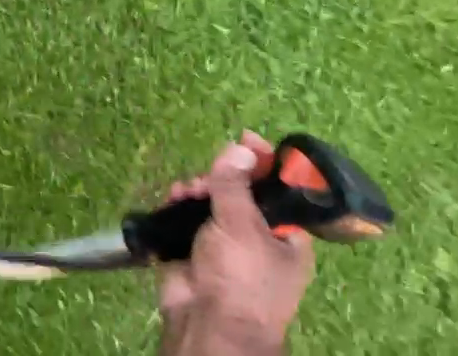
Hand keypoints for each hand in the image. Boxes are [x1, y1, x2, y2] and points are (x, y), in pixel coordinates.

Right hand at [158, 131, 315, 355]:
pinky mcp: (194, 246)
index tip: (246, 138)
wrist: (208, 319)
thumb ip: (235, 185)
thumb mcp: (241, 225)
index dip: (265, 163)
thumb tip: (240, 147)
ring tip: (183, 193)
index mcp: (287, 237)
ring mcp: (225, 242)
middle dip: (218, 178)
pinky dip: (177, 204)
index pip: (280, 190)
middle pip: (239, 191)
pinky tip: (170, 202)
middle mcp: (258, 237)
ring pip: (209, 201)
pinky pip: (186, 215)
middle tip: (203, 180)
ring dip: (195, 190)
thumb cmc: (241, 276)